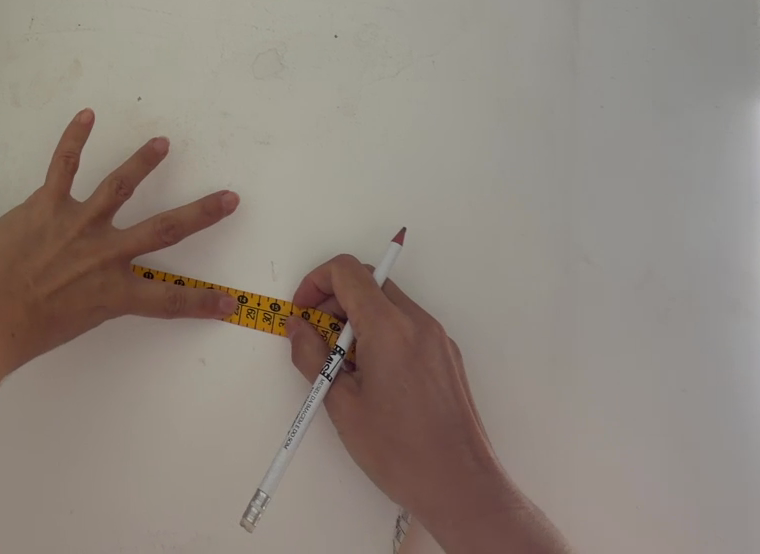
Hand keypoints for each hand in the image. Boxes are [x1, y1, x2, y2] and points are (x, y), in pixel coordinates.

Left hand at [0, 108, 240, 375]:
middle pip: (163, 230)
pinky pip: (64, 165)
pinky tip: (87, 115)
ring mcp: (78, 224)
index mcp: (112, 293)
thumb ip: (84, 297)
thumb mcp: (65, 324)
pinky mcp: (47, 204)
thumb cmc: (17, 334)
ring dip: (143, 162)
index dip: (201, 303)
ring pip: (119, 186)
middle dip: (201, 213)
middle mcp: (104, 255)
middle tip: (228, 197)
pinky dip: (74, 138)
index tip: (231, 302)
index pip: (167, 302)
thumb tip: (84, 281)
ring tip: (161, 143)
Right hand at [284, 258, 570, 552]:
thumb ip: (311, 356)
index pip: (346, 271)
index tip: (303, 311)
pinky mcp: (447, 355)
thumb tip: (296, 326)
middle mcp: (417, 322)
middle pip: (368, 281)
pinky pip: (406, 324)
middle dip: (335, 299)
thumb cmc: (399, 451)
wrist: (463, 489)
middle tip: (317, 337)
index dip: (316, 282)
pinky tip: (373, 374)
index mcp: (389, 327)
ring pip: (387, 301)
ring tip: (344, 362)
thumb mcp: (340, 404)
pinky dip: (381, 330)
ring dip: (357, 316)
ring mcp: (437, 337)